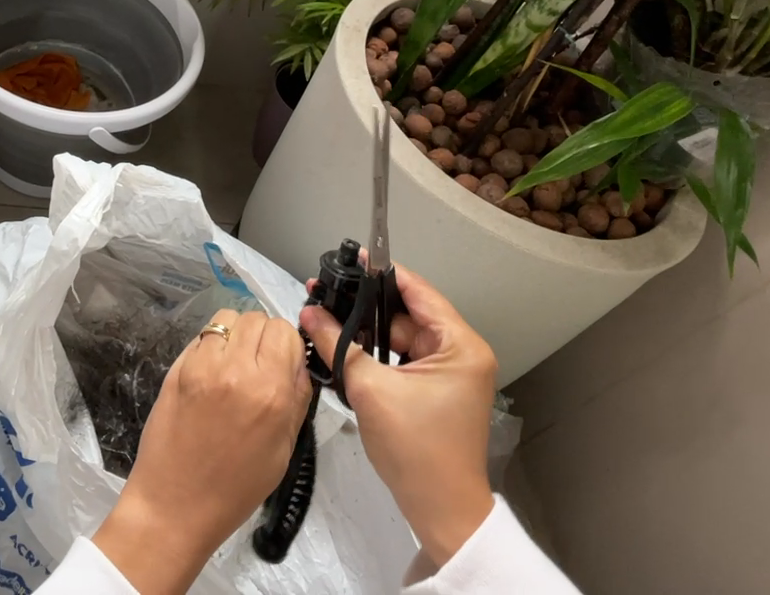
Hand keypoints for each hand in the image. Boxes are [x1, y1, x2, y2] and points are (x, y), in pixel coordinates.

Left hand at [93, 308, 311, 594]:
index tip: (282, 363)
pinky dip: (211, 344)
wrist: (176, 504)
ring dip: (236, 334)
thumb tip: (298, 362)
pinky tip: (211, 370)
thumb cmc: (237, 486)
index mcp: (271, 391)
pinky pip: (202, 335)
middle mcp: (238, 369)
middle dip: (262, 336)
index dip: (286, 344)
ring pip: (228, 318)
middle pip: (257, 318)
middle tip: (257, 363)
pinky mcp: (178, 366)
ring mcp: (204, 364)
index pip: (284, 331)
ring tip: (233, 362)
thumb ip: (296, 397)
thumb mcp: (284, 448)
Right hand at [301, 265, 496, 566]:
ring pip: (400, 336)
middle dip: (365, 304)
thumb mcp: (369, 389)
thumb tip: (308, 311)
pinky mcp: (435, 389)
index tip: (350, 256)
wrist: (440, 512)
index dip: (383, 272)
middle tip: (326, 289)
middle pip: (406, 313)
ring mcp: (449, 372)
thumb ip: (337, 344)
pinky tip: (344, 343)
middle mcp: (461, 352)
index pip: (418, 291)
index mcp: (460, 344)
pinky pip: (401, 357)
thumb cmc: (414, 447)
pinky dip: (375, 352)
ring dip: (366, 329)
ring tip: (327, 313)